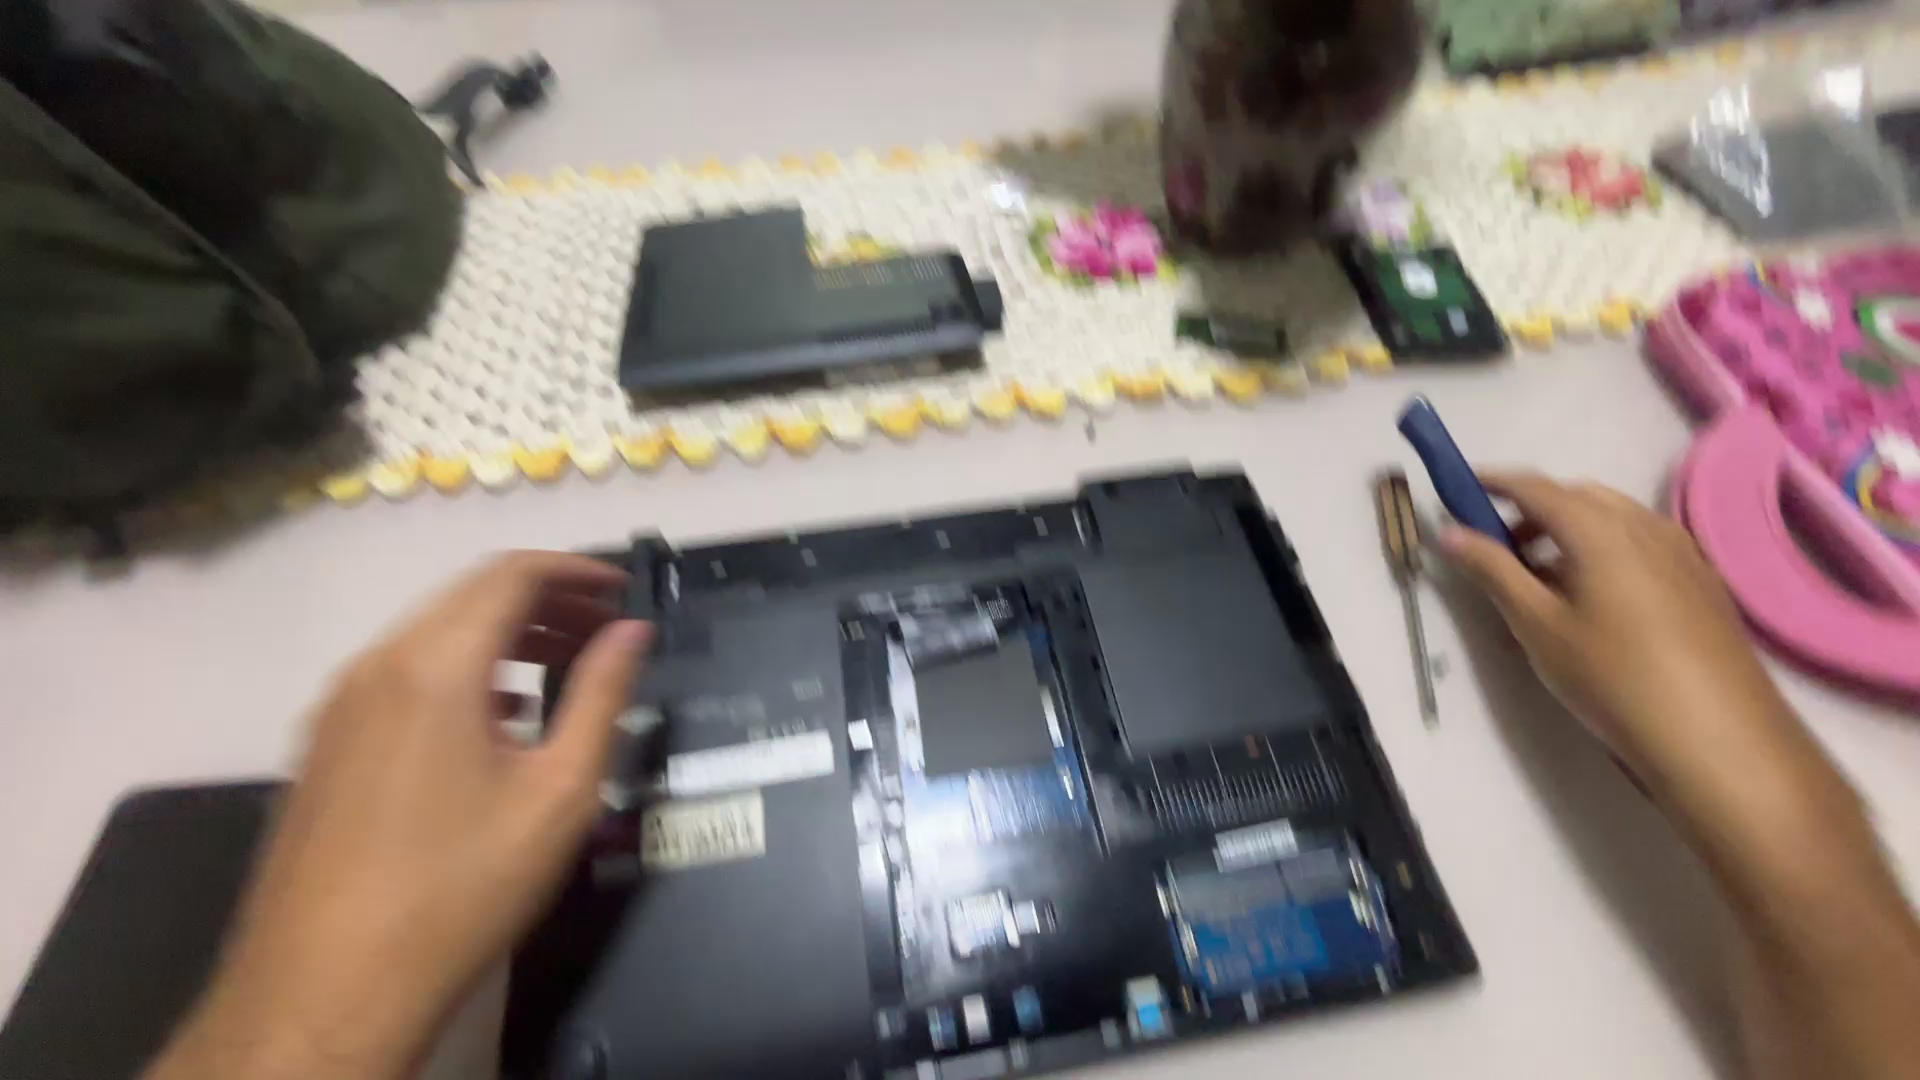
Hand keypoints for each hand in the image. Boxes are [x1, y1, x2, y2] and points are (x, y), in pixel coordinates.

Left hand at [149, 552, 651, 1079]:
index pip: (510, 575)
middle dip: (548, 599)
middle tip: (607, 628)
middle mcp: (377, 668)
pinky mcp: (326, 744)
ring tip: (567, 664)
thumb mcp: (561, 788)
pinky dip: (467, 668)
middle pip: (471, 596)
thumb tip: (632, 631)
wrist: (324, 995)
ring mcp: (340, 707)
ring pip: (436, 633)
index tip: (624, 588)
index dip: (575, 569)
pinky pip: (406, 674)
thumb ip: (602, 694)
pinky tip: (506, 713)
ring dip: (508, 633)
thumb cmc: (464, 883)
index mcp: (435, 666)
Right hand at [1437, 472, 1805, 798]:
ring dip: (1563, 531)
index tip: (1457, 488)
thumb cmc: (1610, 675)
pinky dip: (1597, 551)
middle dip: (1529, 509)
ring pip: (1610, 520)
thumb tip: (1449, 532)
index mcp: (1601, 531)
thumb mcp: (1534, 623)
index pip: (1536, 487)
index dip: (1493, 482)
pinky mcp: (1698, 583)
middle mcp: (1645, 528)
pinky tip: (1584, 598)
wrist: (1718, 738)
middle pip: (1576, 497)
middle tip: (1492, 546)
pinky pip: (1636, 545)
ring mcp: (1680, 554)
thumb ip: (1491, 569)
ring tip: (1534, 579)